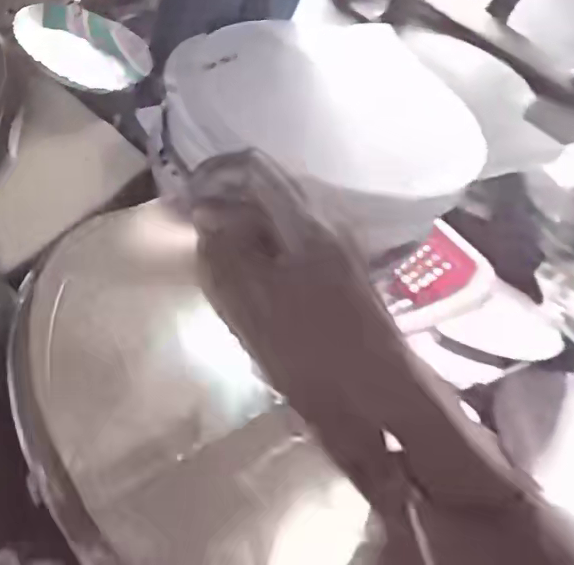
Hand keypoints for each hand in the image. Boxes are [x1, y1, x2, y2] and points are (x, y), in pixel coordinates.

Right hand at [189, 151, 418, 510]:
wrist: (388, 407)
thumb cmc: (314, 350)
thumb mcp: (251, 298)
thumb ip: (222, 246)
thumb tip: (206, 212)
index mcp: (305, 220)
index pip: (252, 166)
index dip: (212, 171)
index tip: (185, 195)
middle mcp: (325, 220)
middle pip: (265, 184)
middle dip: (223, 195)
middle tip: (192, 220)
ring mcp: (335, 243)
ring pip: (275, 209)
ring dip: (239, 218)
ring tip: (211, 245)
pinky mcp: (337, 267)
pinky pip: (287, 233)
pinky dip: (257, 239)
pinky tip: (242, 268)